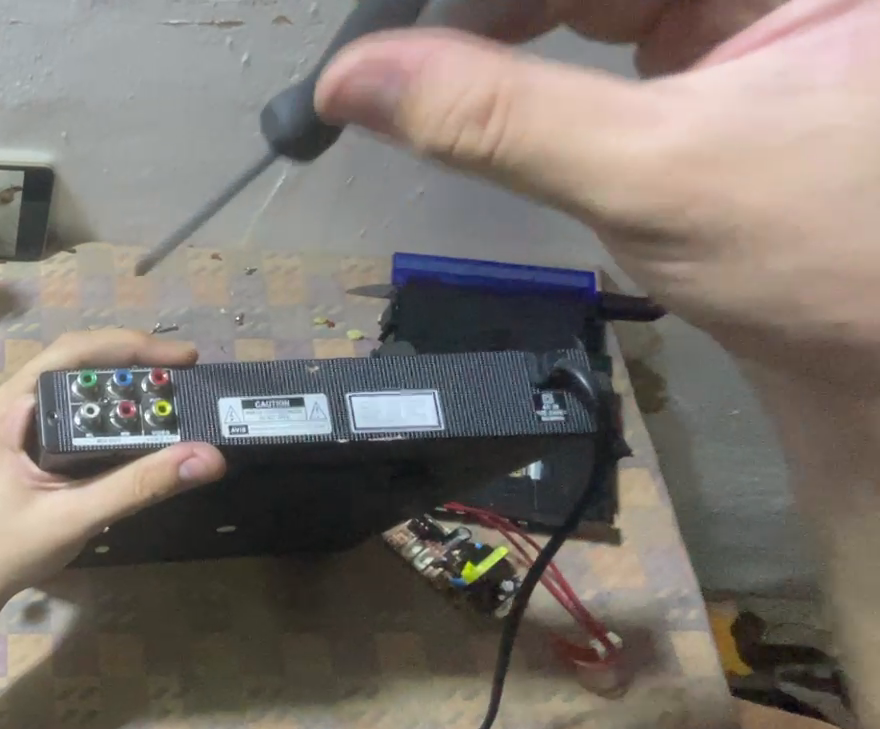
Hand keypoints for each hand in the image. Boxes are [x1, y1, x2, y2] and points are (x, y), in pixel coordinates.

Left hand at [0, 330, 225, 610]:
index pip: (69, 356)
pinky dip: (103, 405)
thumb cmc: (8, 551)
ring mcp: (8, 421)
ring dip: (118, 379)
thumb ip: (138, 486)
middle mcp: (2, 405)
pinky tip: (135, 414)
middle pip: (71, 360)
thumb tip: (207, 456)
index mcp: (2, 413)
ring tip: (169, 384)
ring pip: (70, 382)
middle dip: (130, 358)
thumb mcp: (76, 517)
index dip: (128, 348)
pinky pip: (65, 408)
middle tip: (184, 367)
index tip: (181, 359)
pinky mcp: (18, 440)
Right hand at [315, 0, 879, 392]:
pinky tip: (461, 90)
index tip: (374, 32)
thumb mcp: (646, 173)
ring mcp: (744, 3)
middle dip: (472, 10)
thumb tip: (351, 80)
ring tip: (399, 83)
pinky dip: (515, 61)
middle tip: (371, 65)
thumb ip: (494, 120)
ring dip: (484, 32)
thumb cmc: (825, 255)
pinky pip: (594, 29)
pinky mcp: (716, 47)